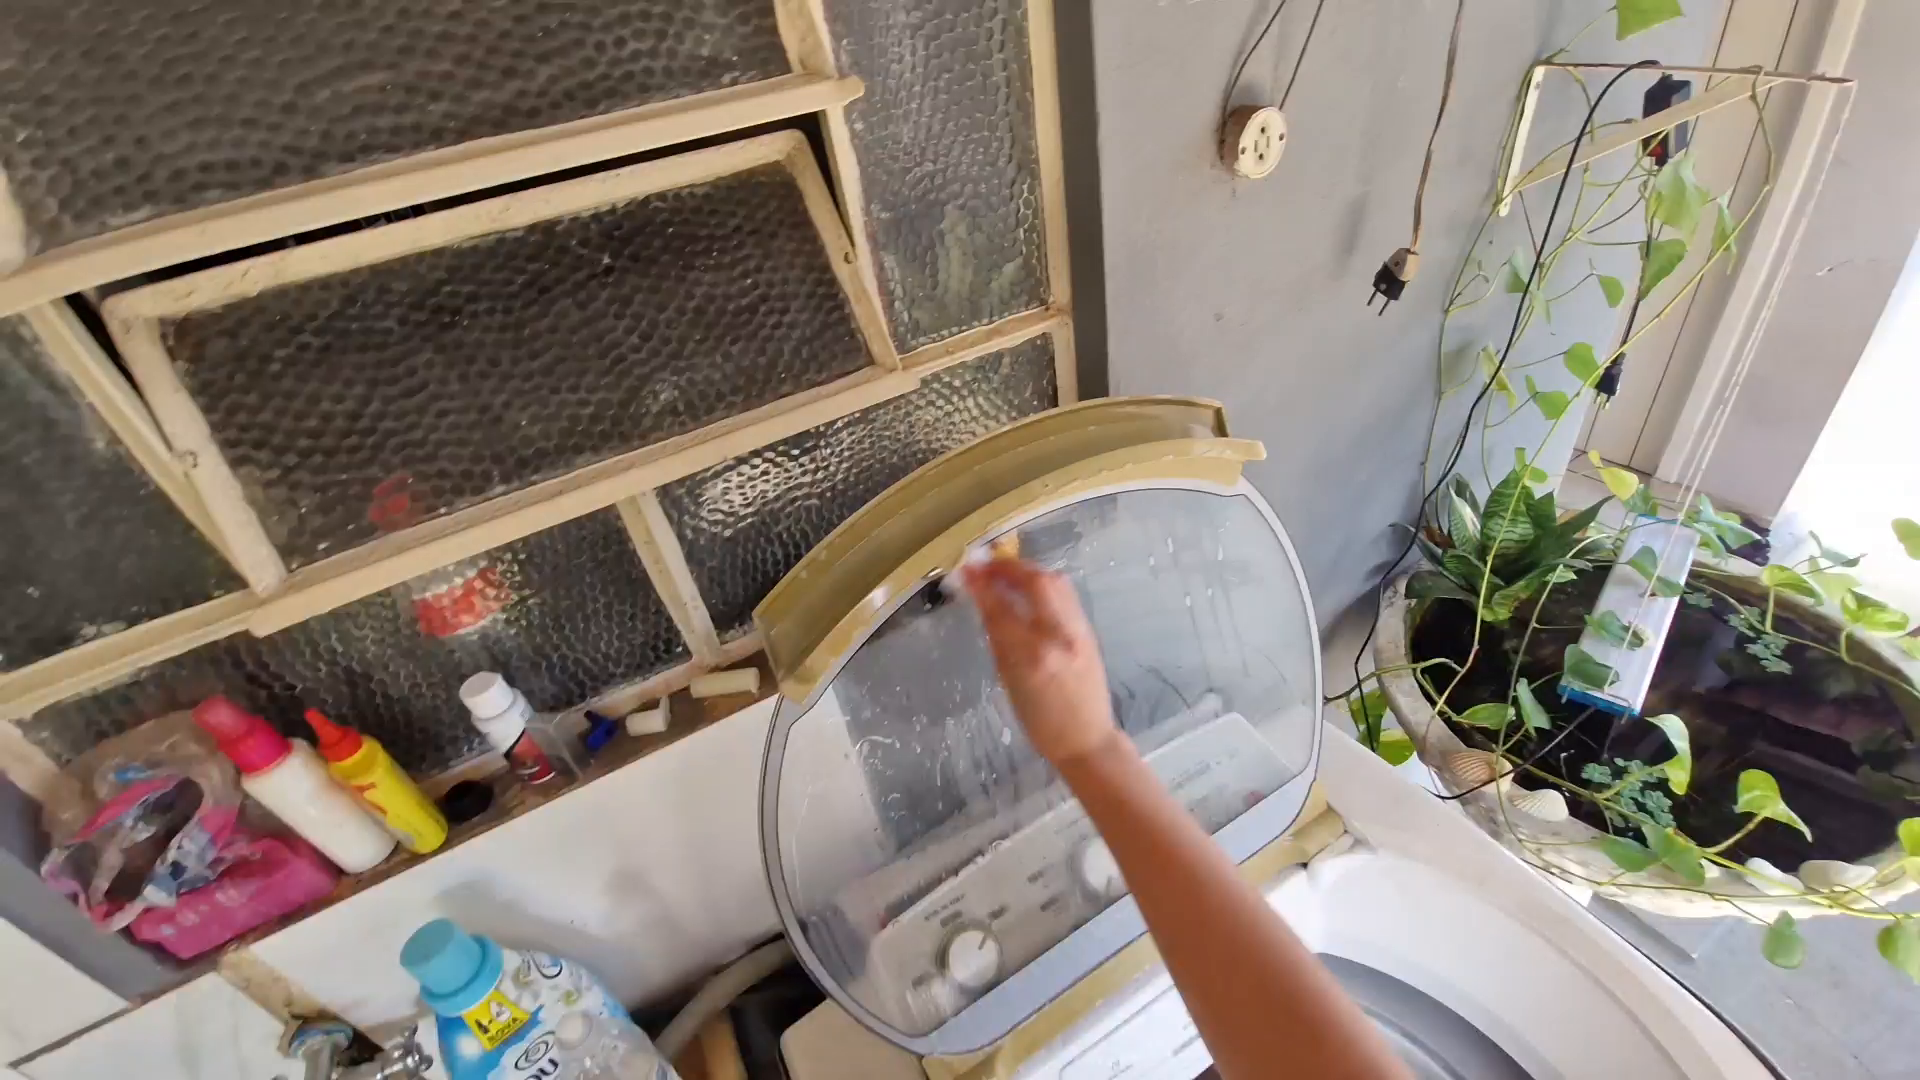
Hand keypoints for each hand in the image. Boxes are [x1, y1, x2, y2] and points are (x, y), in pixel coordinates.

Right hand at [962, 557, 1120, 767]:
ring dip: (1026, 571)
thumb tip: (983, 601)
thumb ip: (998, 637)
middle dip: (1007, 567)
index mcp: (1033, 656)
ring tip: (1004, 573)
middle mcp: (1060, 636)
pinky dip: (1043, 582)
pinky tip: (1028, 587)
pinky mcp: (1089, 629)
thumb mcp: (1008, 681)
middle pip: (1035, 582)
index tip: (966, 570)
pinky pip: (1064, 593)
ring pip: (1055, 582)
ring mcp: (1079, 629)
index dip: (982, 585)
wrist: (1086, 738)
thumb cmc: (1039, 720)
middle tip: (984, 565)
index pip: (1002, 608)